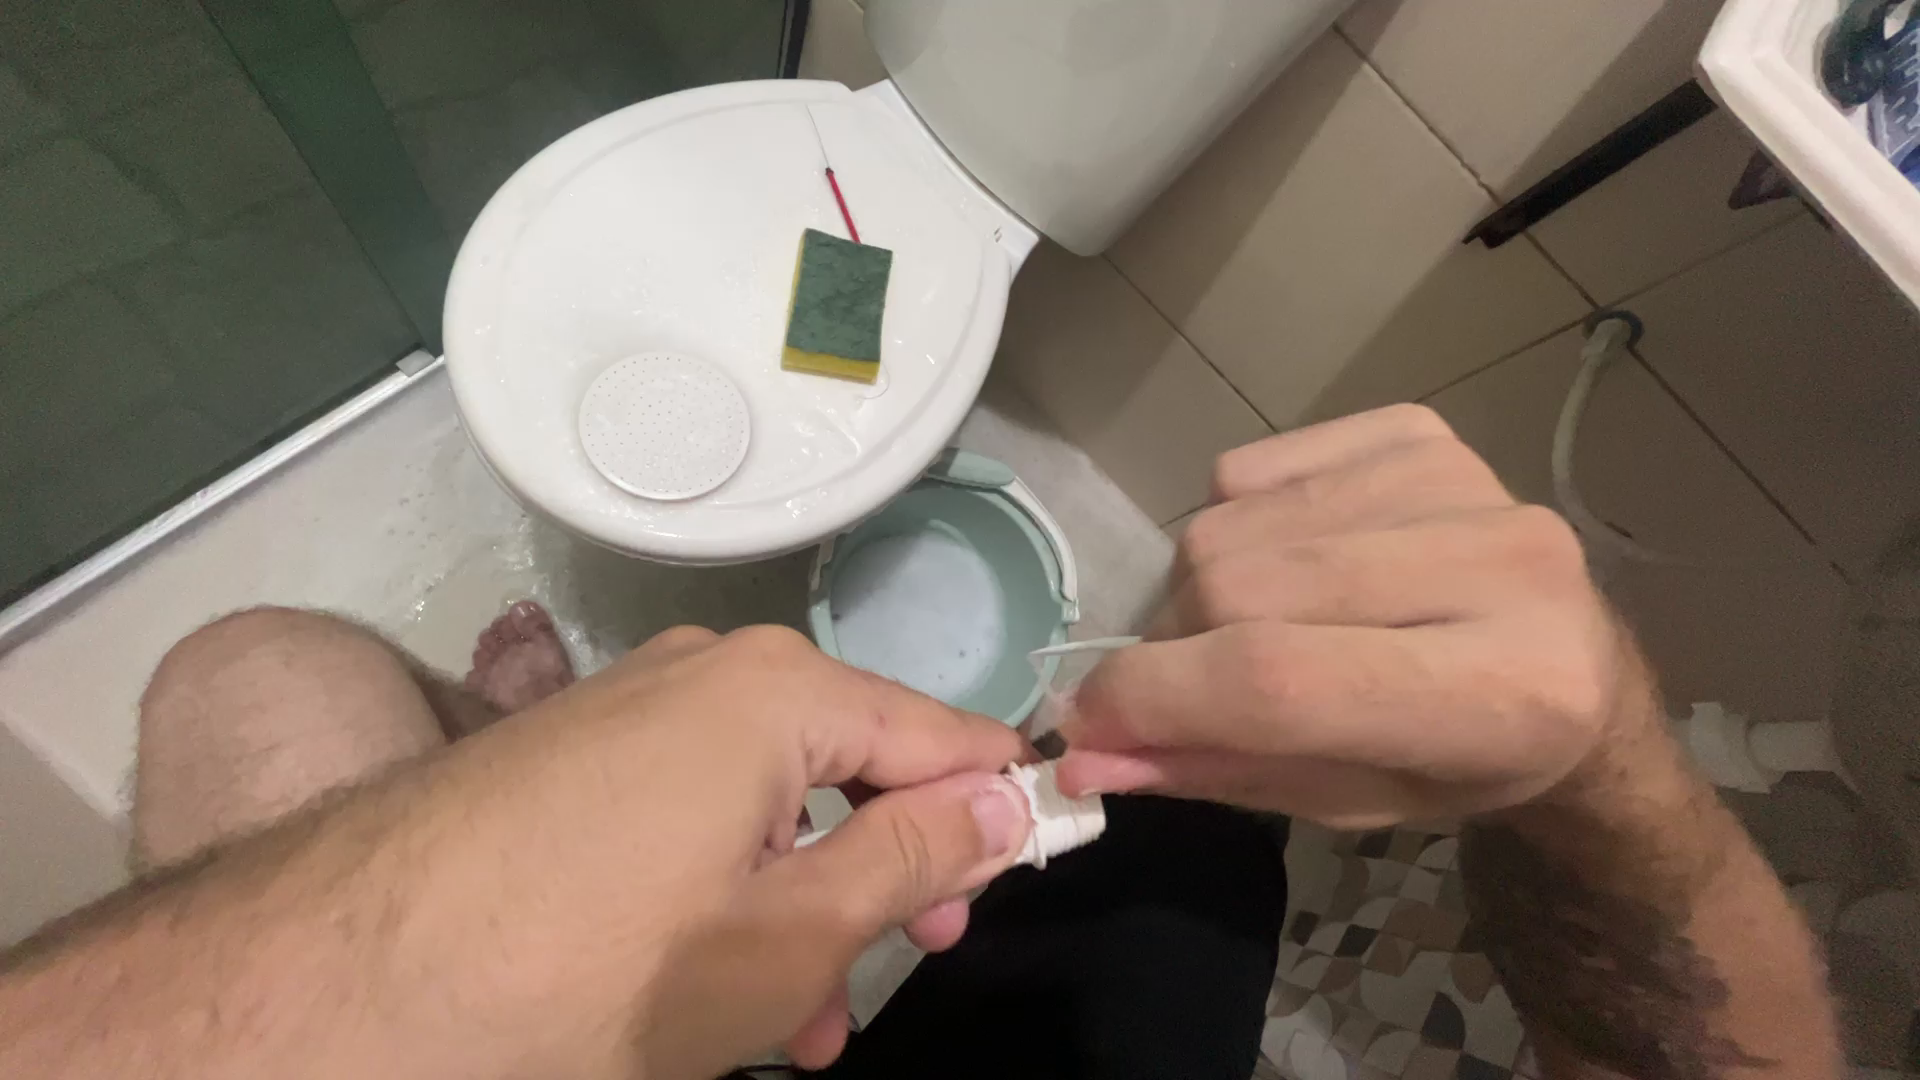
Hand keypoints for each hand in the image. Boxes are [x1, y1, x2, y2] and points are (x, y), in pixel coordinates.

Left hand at [425, 625, 1031, 1077]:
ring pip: (777, 795)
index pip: (936, 731)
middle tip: (922, 950)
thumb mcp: (792, 932)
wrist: (317, 990)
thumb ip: (917, 857)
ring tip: (803, 1011)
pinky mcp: (589, 747)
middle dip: (895, 862)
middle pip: (855, 760)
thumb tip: (1008, 804)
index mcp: (784, 689)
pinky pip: (705, 803)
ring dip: (810, 892)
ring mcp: (645, 702)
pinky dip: (736, 878)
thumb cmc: (599, 965)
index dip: (997, 790)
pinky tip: (724, 969)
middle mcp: (718, 668)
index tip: (1041, 838)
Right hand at [1056, 405, 1656, 828]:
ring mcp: (1458, 478)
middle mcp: (1499, 564)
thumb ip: (1208, 770)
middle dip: (1171, 645)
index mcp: (1503, 694)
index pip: (1275, 678)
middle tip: (1185, 679)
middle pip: (1234, 585)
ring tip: (1245, 621)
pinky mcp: (1417, 430)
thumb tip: (1082, 754)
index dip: (1152, 696)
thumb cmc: (1452, 759)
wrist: (1565, 670)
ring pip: (1226, 525)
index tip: (1083, 721)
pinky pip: (1246, 468)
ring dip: (1199, 590)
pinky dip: (1231, 522)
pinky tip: (1284, 557)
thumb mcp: (1336, 800)